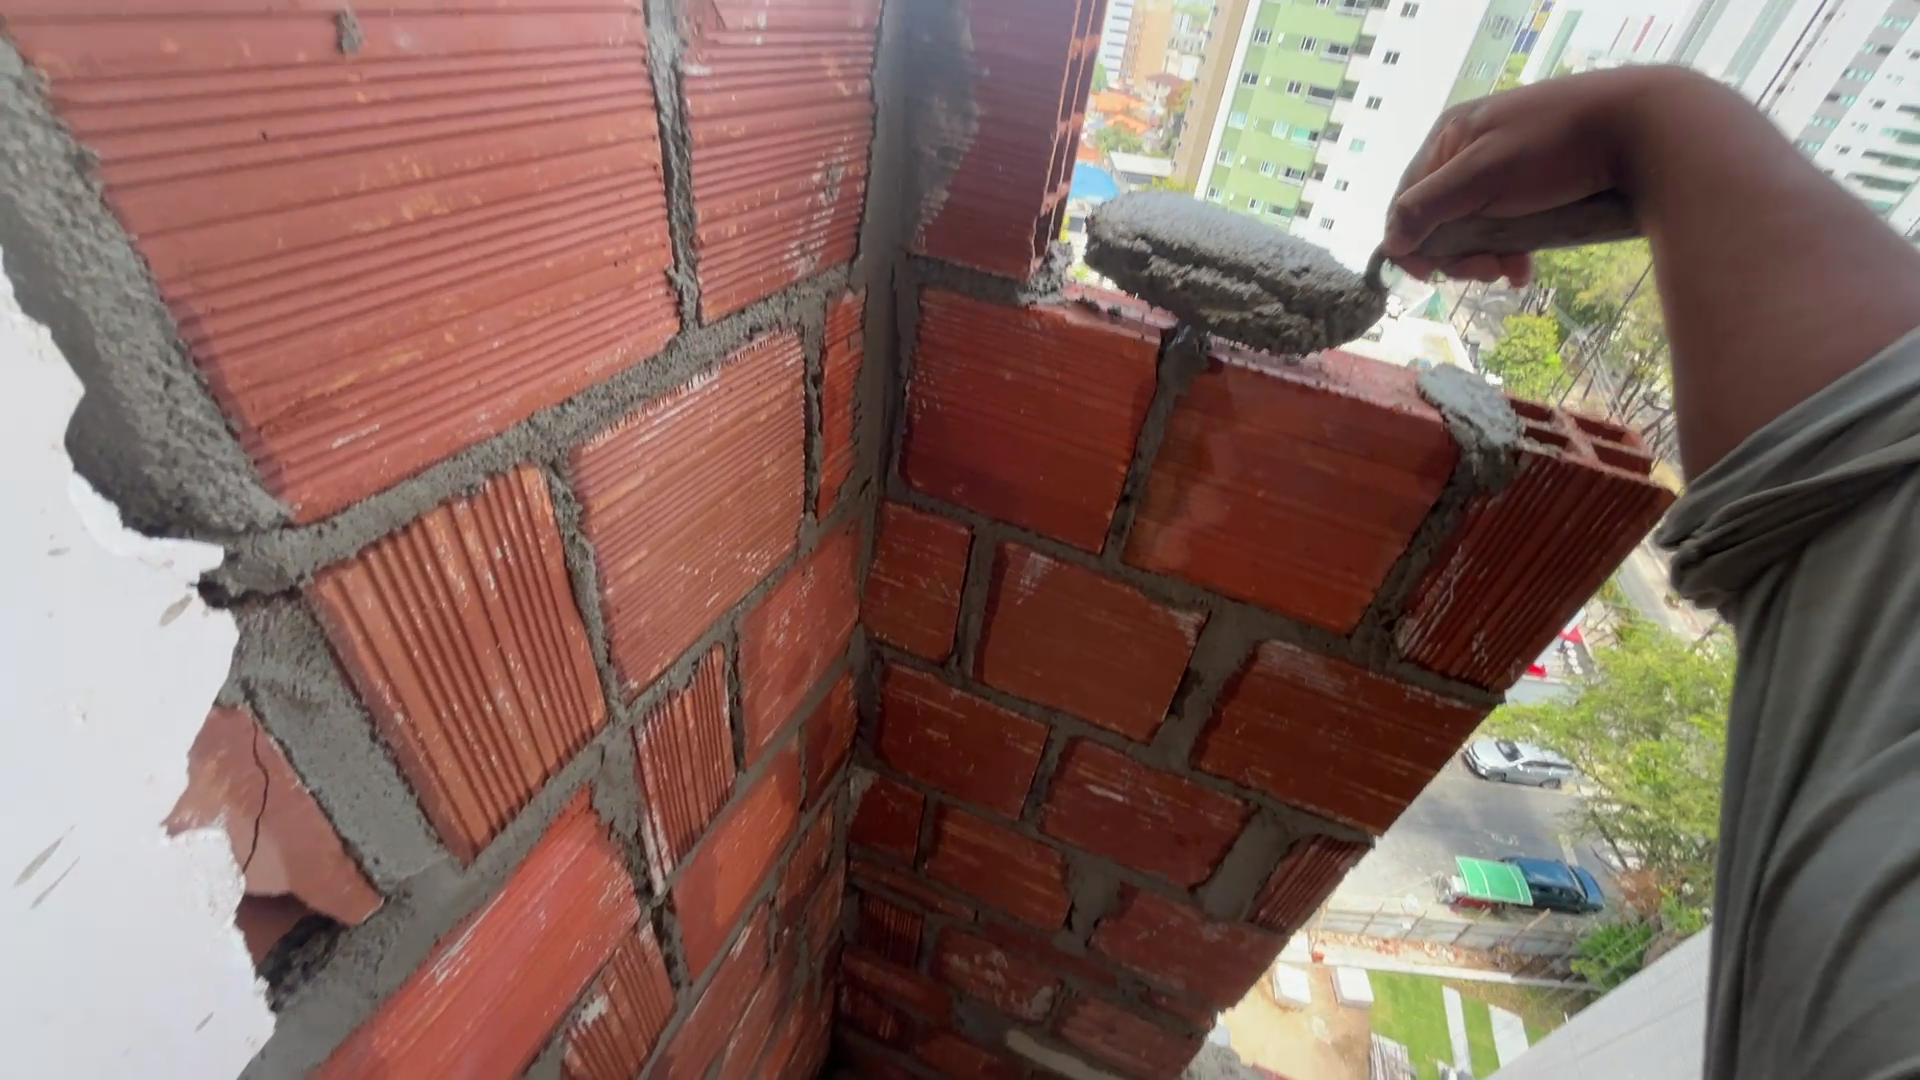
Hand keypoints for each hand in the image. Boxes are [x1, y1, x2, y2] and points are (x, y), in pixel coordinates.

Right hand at [1382, 68, 1659, 284]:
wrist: (1649, 127)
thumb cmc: (1556, 147)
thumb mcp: (1479, 175)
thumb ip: (1425, 207)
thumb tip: (1389, 246)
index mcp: (1448, 137)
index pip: (1406, 203)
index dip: (1409, 244)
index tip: (1428, 276)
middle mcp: (1467, 152)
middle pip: (1437, 221)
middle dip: (1457, 255)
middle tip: (1485, 272)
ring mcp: (1499, 169)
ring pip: (1469, 230)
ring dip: (1483, 258)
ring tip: (1508, 270)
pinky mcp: (1529, 187)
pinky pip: (1500, 227)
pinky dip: (1507, 252)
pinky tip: (1523, 268)